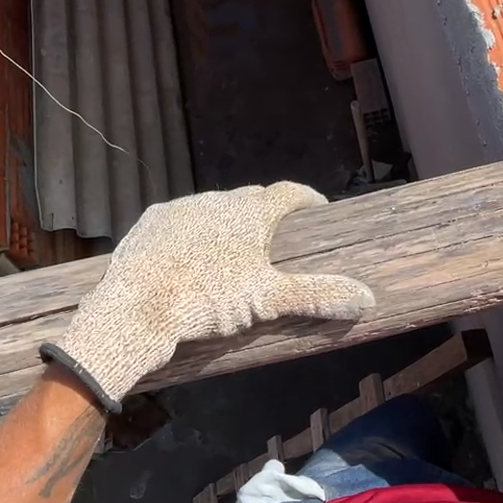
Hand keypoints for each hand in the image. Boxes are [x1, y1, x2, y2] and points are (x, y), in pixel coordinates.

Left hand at [42, 183, 373, 409]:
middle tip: (278, 242)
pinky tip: (191, 259)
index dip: (308, 200)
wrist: (136, 310)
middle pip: (253, 200)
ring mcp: (181, 208)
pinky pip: (183, 222)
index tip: (318, 211)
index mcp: (250, 211)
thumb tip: (366, 297)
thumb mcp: (269, 301)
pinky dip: (194, 234)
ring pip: (215, 210)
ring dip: (229, 225)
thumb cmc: (208, 300)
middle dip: (269, 216)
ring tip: (234, 254)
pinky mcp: (152, 222)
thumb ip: (317, 295)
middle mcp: (217, 199)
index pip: (290, 193)